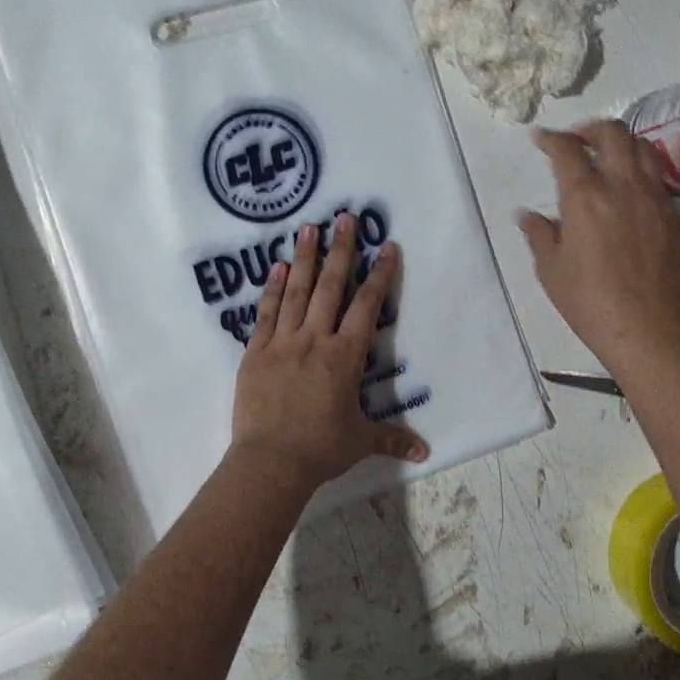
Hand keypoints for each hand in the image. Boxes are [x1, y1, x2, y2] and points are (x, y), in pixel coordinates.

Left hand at [230, 214, 429, 488]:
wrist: (270, 462)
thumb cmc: (321, 449)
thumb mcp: (360, 441)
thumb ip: (392, 439)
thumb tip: (424, 454)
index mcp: (345, 356)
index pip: (367, 306)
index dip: (379, 275)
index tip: (386, 247)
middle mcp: (315, 340)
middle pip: (330, 287)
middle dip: (340, 250)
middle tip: (343, 218)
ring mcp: (282, 343)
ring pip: (296, 292)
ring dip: (304, 258)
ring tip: (308, 228)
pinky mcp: (255, 353)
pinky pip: (266, 314)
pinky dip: (273, 289)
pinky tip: (277, 268)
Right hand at [519, 122, 679, 370]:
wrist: (648, 328)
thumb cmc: (590, 302)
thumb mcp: (551, 270)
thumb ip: (538, 234)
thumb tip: (526, 215)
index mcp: (585, 196)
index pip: (567, 149)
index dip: (550, 138)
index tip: (540, 139)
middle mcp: (622, 185)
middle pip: (612, 132)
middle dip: (589, 128)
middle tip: (576, 141)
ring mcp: (653, 196)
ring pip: (642, 147)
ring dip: (620, 142)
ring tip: (607, 157)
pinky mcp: (673, 213)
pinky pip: (657, 175)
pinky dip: (639, 168)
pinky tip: (629, 187)